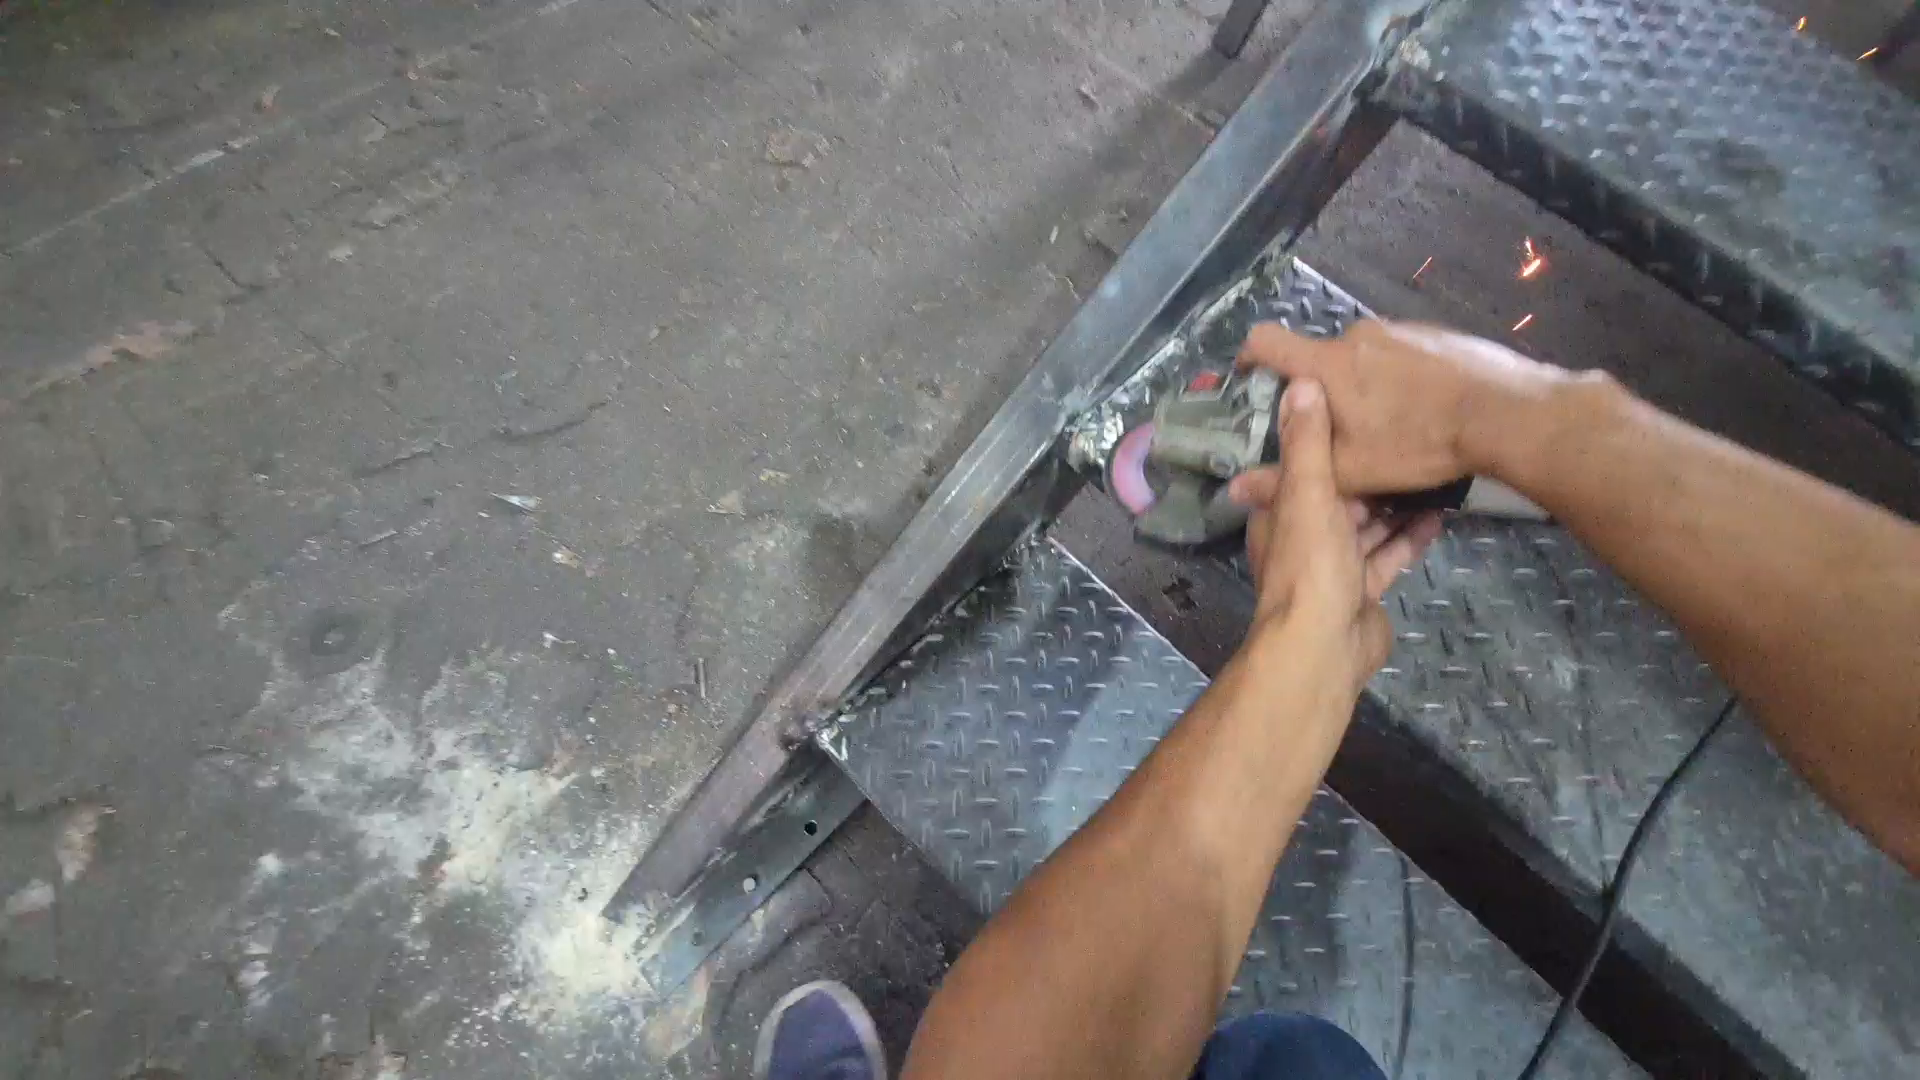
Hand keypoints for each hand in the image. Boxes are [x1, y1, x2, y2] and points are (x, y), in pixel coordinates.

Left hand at [1227, 379, 1442, 689]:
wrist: (1324, 644)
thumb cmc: (1310, 563)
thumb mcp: (1307, 492)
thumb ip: (1307, 442)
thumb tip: (1299, 383)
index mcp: (1278, 512)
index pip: (1301, 470)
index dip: (1330, 445)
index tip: (1364, 417)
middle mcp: (1300, 537)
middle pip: (1339, 498)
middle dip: (1372, 476)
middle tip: (1413, 442)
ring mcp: (1331, 567)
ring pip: (1365, 527)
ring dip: (1394, 506)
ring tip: (1435, 474)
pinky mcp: (1360, 590)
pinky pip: (1385, 556)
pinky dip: (1406, 538)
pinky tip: (1439, 516)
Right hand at [1236, 319, 1569, 493]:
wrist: (1512, 414)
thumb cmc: (1418, 442)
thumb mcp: (1348, 472)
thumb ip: (1286, 478)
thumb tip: (1234, 491)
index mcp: (1326, 364)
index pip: (1266, 341)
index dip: (1247, 357)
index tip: (1247, 379)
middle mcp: (1357, 336)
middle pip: (1316, 358)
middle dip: (1316, 392)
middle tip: (1333, 431)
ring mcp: (1400, 329)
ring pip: (1358, 358)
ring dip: (1358, 386)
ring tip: (1383, 426)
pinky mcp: (1435, 333)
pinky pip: (1395, 353)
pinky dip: (1394, 378)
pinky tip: (1419, 410)